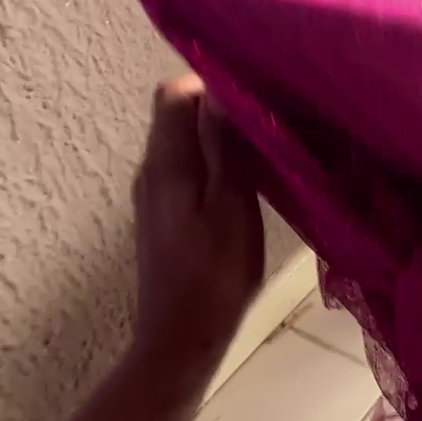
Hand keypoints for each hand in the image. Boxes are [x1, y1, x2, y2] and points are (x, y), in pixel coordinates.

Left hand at [128, 75, 264, 379]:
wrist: (182, 337)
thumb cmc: (216, 274)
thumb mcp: (231, 206)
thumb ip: (224, 149)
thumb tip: (220, 92)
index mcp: (166, 165)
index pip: (174, 94)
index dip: (211, 83)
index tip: (257, 94)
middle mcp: (151, 171)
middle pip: (176, 115)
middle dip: (218, 106)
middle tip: (269, 117)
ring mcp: (155, 195)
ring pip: (183, 143)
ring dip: (219, 136)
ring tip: (264, 145)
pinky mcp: (165, 216)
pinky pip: (187, 168)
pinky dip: (214, 161)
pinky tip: (246, 179)